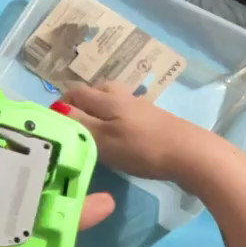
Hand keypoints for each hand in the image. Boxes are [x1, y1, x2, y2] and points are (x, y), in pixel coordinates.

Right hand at [56, 82, 227, 184]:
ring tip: (92, 131)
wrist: (191, 155)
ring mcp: (140, 107)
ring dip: (97, 110)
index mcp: (106, 99)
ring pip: (110, 101)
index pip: (74, 93)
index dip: (60, 105)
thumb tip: (54, 111)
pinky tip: (116, 136)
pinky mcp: (153, 119)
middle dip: (78, 104)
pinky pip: (124, 112)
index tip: (53, 125)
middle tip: (72, 126)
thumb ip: (77, 124)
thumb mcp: (102, 139)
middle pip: (94, 91)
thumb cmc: (142, 148)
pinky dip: (113, 119)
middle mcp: (121, 96)